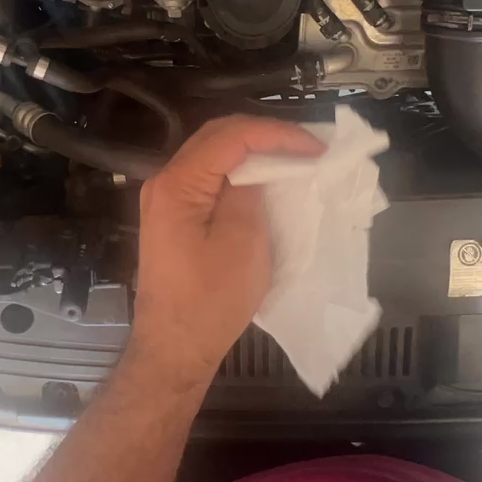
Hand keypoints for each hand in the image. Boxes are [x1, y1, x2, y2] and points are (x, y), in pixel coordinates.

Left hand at [128, 115, 325, 387]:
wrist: (175, 348)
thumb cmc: (210, 300)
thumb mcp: (243, 242)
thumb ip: (250, 192)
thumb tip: (260, 166)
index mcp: (178, 184)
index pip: (231, 136)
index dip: (277, 134)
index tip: (316, 147)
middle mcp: (165, 181)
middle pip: (217, 136)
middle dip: (265, 134)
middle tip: (307, 146)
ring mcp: (166, 198)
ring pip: (212, 153)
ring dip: (252, 149)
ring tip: (292, 156)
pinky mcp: (174, 215)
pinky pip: (209, 176)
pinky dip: (238, 170)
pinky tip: (264, 178)